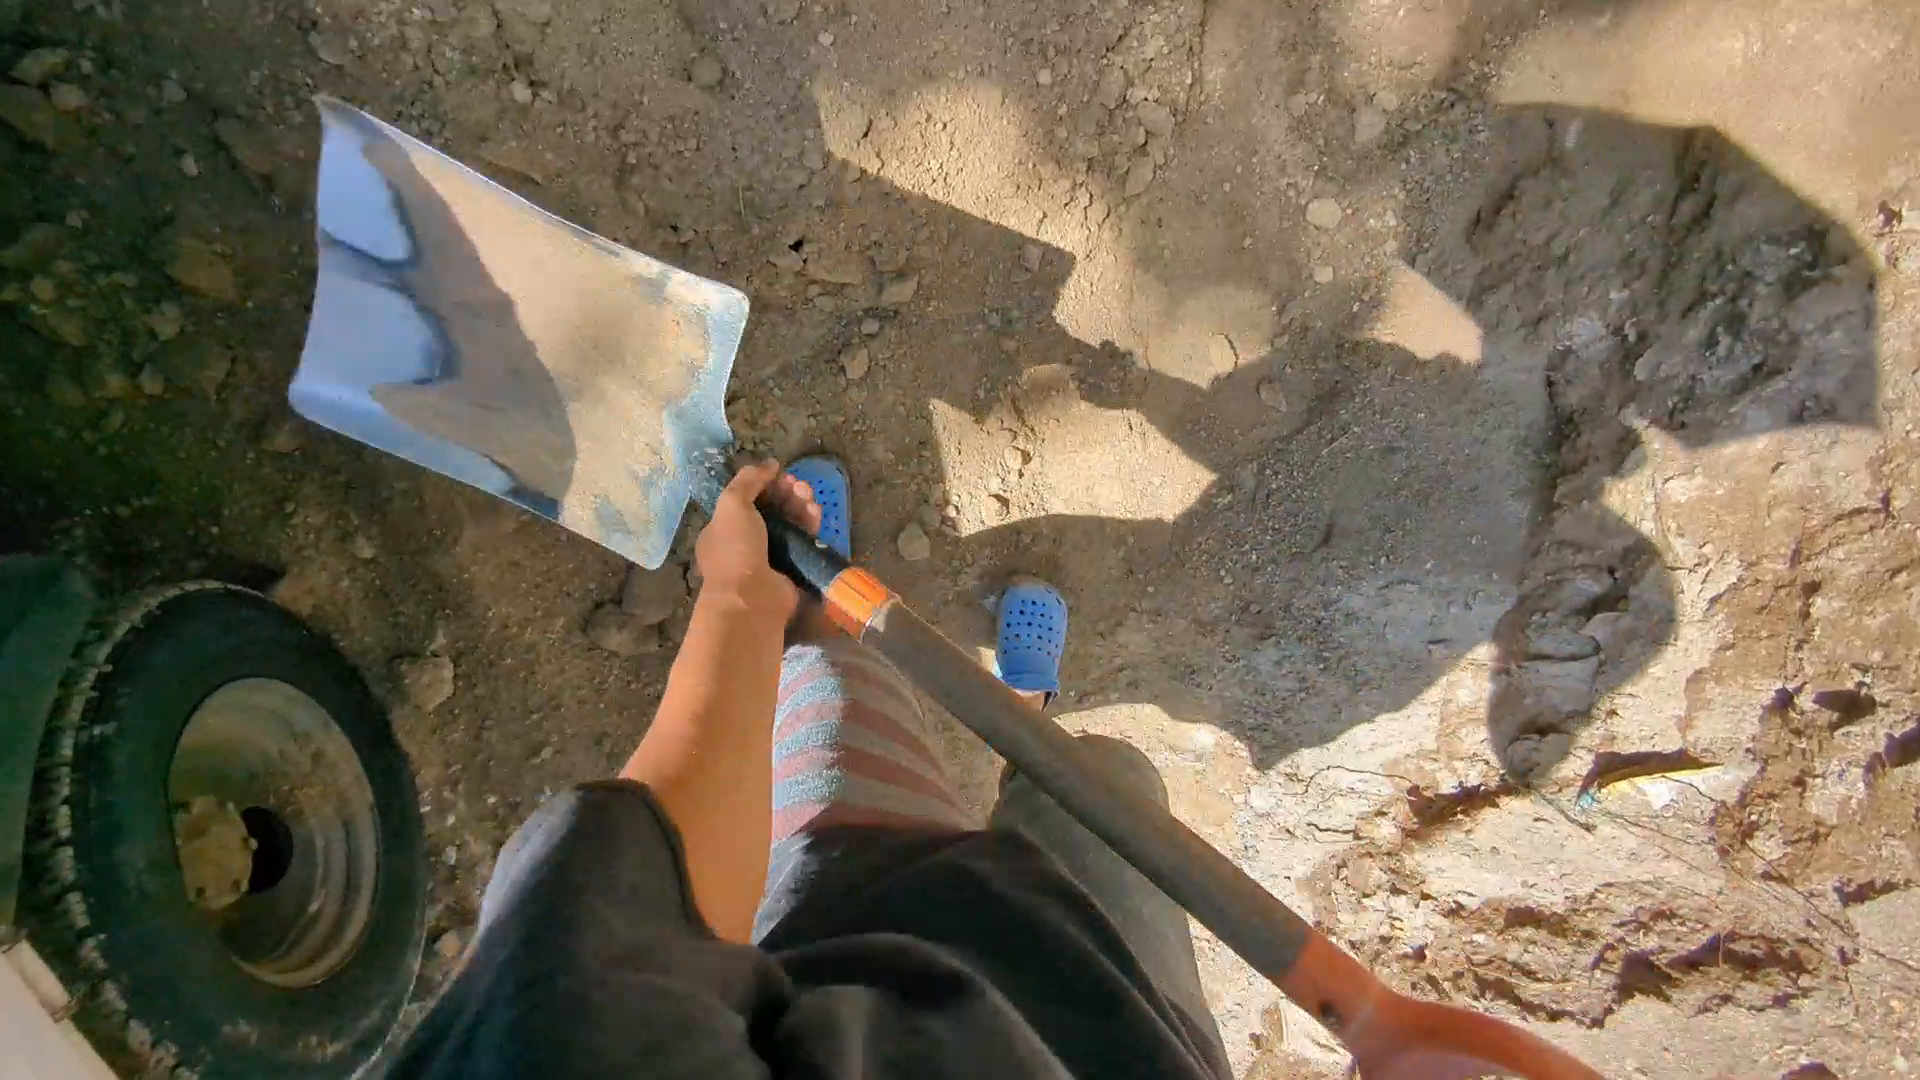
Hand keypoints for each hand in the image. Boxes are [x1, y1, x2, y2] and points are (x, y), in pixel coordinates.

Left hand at [694, 460, 822, 619]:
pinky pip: (804, 540)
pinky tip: (817, 513)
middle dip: (787, 494)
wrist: (752, 597)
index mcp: (724, 528)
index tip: (781, 475)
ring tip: (810, 497)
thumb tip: (770, 463)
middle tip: (800, 486)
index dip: (765, 484)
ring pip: (790, 523)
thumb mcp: (732, 505)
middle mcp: (746, 542)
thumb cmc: (736, 549)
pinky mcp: (792, 567)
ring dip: (801, 506)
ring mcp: (770, 556)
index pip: (747, 499)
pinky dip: (810, 524)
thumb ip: (748, 479)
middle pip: (772, 509)